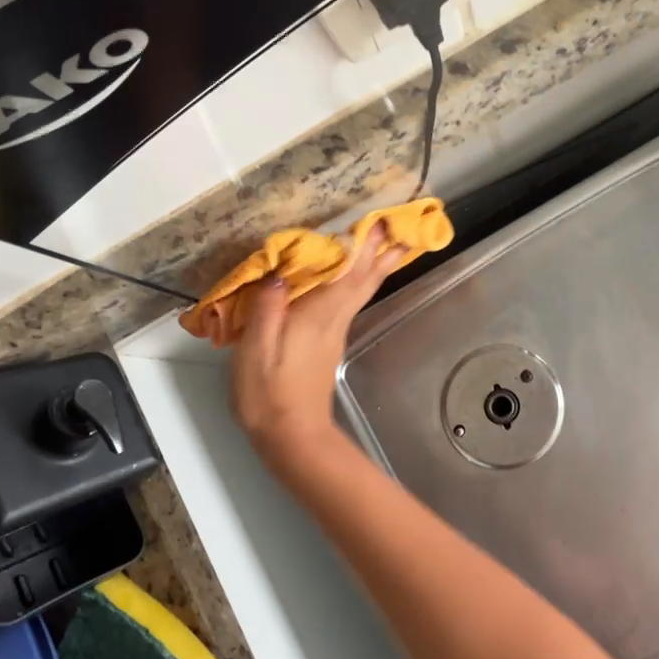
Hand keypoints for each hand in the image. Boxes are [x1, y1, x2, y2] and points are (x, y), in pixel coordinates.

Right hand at [230, 226, 408, 474]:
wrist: (291, 436)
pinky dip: (359, 281)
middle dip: (382, 251)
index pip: (348, 273)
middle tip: (401, 224)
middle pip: (365, 279)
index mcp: (319, 315)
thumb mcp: (256, 350)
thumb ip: (268, 308)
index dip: (365, 246)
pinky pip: (349, 300)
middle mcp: (334, 318)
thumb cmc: (269, 394)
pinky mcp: (329, 342)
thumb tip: (278, 271)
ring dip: (375, 264)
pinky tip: (354, 276)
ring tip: (390, 243)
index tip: (383, 221)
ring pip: (361, 290)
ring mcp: (335, 331)